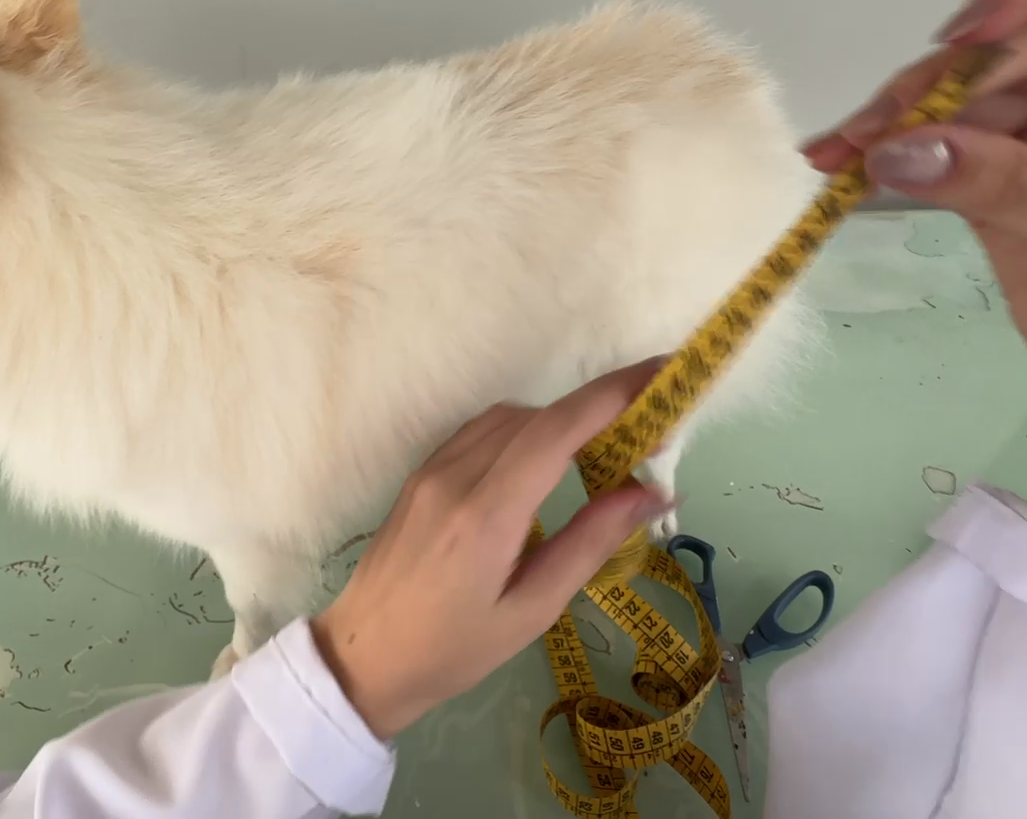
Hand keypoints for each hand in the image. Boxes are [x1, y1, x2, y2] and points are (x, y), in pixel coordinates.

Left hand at [310, 362, 668, 739]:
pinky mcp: (419, 473)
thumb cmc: (454, 649)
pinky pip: (477, 432)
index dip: (610, 396)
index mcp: (483, 514)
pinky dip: (520, 431)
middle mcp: (452, 476)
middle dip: (594, 410)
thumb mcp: (531, 610)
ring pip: (503, 419)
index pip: (553, 432)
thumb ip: (589, 544)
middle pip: (532, 418)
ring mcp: (429, 470)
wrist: (366, 651)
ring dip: (556, 420)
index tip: (660, 375)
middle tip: (648, 430)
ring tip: (603, 448)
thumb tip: (650, 492)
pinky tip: (543, 460)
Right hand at [804, 0, 1026, 553]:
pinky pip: (935, 149)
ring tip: (842, 153)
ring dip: (898, 119)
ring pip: (968, 96)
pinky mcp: (1005, 178)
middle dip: (948, 80)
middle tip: (883, 126)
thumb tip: (898, 150)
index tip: (978, 30)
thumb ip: (1023, 188)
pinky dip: (884, 157)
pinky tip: (840, 167)